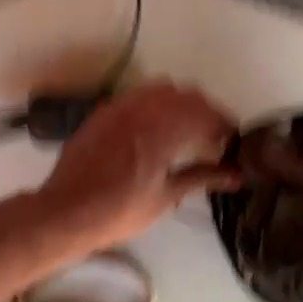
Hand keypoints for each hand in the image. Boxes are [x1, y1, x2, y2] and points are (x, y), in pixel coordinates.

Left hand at [38, 83, 239, 247]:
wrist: (65, 212)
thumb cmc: (119, 211)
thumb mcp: (165, 197)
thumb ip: (202, 178)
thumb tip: (237, 176)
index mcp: (162, 131)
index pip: (206, 115)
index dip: (225, 126)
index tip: (233, 141)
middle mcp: (143, 110)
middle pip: (187, 96)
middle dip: (206, 112)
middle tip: (214, 137)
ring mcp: (120, 107)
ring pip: (162, 90)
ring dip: (181, 104)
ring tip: (186, 130)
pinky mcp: (104, 112)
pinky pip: (138, 96)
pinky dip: (156, 105)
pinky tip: (155, 128)